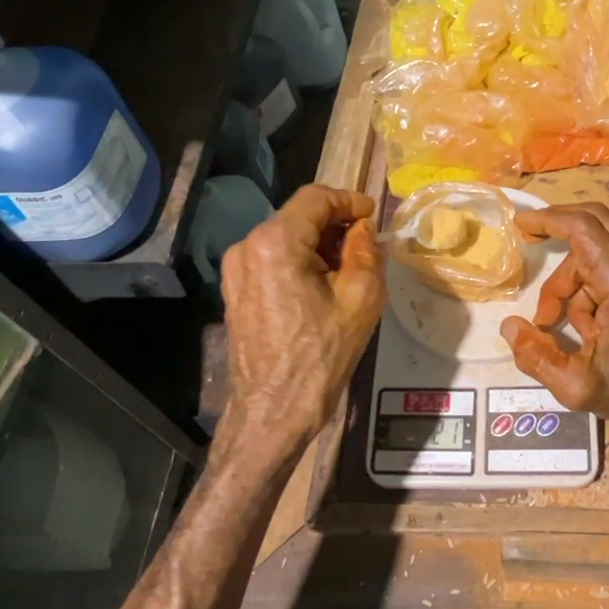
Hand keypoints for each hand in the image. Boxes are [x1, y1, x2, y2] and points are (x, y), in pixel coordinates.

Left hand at [221, 185, 384, 447]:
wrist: (274, 410)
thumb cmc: (322, 355)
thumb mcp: (360, 297)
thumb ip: (365, 249)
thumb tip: (362, 227)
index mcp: (274, 242)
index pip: (316, 197)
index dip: (349, 201)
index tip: (373, 217)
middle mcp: (246, 247)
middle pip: (299, 216)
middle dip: (335, 224)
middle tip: (367, 247)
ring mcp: (235, 270)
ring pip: (286, 237)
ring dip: (319, 244)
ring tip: (349, 271)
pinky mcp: (236, 291)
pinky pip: (273, 260)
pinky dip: (300, 262)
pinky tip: (323, 287)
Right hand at [498, 204, 608, 433]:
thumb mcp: (571, 385)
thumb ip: (535, 355)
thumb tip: (509, 325)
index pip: (583, 229)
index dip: (549, 220)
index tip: (520, 224)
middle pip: (594, 220)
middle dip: (556, 228)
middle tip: (527, 238)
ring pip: (595, 246)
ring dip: (567, 276)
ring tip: (552, 320)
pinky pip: (606, 263)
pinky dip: (584, 285)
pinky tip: (581, 324)